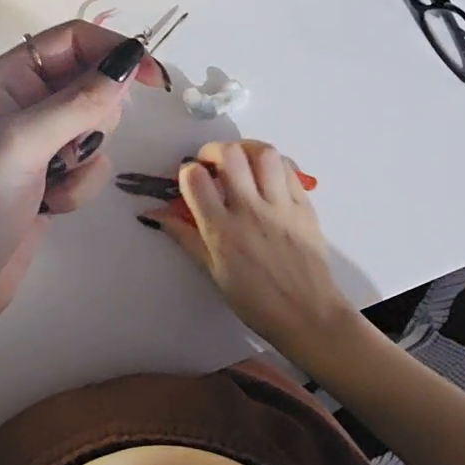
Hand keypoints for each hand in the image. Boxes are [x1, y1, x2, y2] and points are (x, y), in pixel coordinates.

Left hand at [0, 20, 163, 329]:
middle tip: (73, 147)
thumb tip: (127, 63)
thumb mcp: (23, 143)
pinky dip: (80, 186)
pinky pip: (90, 165)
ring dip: (85, 158)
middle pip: (91, 82)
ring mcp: (37, 142)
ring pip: (96, 127)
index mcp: (6, 79)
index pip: (71, 40)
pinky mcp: (50, 177)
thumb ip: (77, 102)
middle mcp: (23, 102)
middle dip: (95, 117)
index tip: (151, 76)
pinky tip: (51, 206)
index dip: (112, 50)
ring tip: (53, 181)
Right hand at [141, 141, 354, 360]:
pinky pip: (289, 168)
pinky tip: (266, 174)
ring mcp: (281, 206)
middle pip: (230, 155)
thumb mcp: (213, 273)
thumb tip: (155, 214)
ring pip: (263, 153)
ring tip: (241, 161)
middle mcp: (250, 211)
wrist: (310, 316)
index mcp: (222, 231)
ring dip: (246, 149)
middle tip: (212, 163)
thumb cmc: (256, 302)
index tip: (190, 179)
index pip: (195, 179)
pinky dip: (273, 163)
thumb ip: (186, 237)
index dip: (187, 171)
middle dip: (214, 151)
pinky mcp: (305, 206)